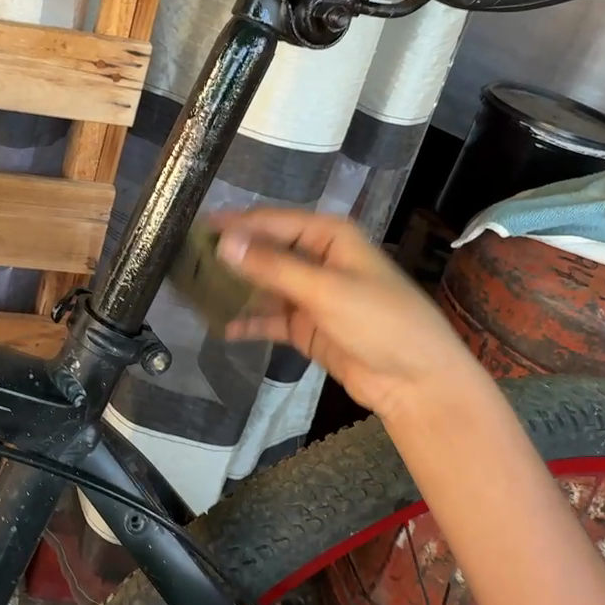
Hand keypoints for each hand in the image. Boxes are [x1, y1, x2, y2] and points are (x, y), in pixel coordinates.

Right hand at [214, 209, 484, 417]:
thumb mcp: (325, 290)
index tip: (195, 226)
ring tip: (193, 291)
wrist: (419, 384)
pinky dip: (248, 321)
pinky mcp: (306, 325)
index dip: (234, 223)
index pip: (270, 221)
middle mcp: (316, 257)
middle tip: (186, 259)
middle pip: (264, 250)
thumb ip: (272, 266)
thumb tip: (223, 242)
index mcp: (327, 234)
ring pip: (262, 284)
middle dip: (230, 256)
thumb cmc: (381, 322)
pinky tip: (222, 326)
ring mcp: (310, 292)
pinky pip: (269, 317)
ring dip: (235, 289)